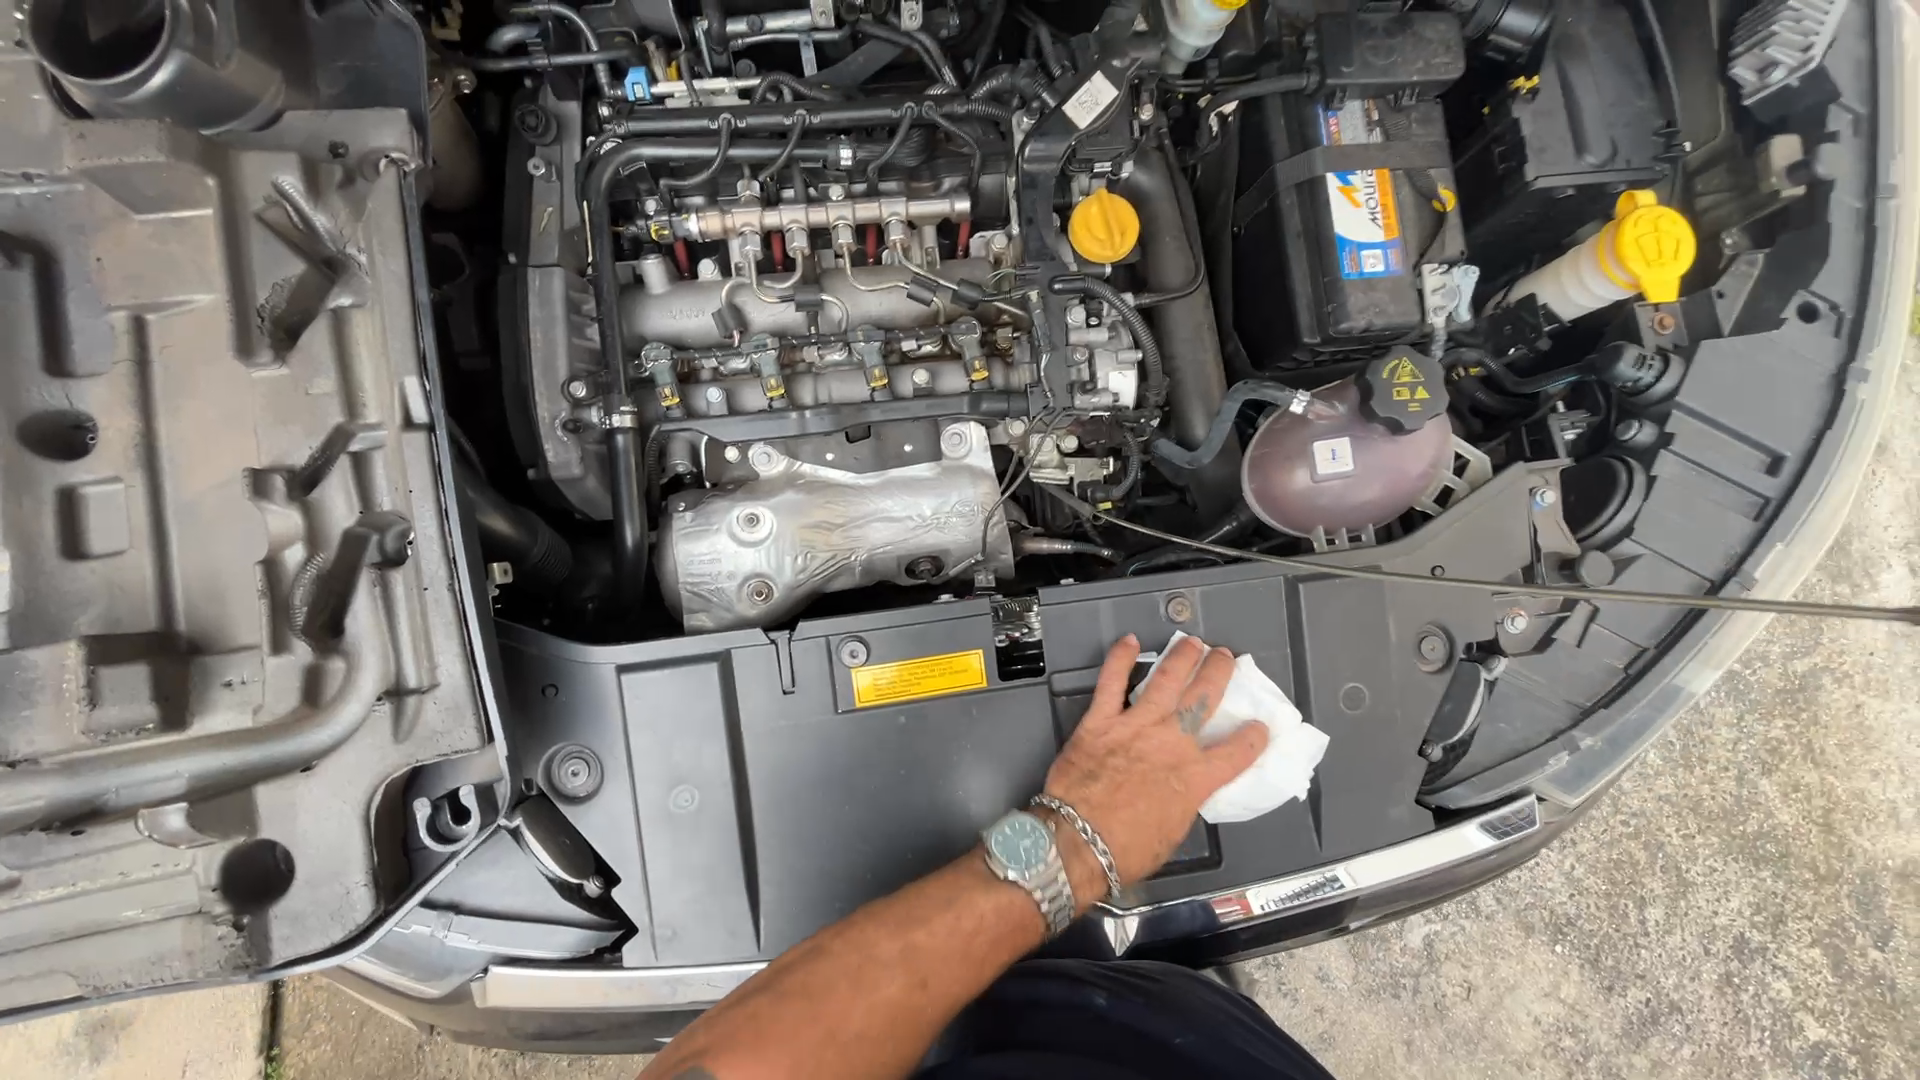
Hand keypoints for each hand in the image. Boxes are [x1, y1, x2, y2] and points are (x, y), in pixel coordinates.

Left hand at [1041, 634, 1268, 904]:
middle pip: (1204, 699)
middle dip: (1219, 673)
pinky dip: (1119, 659)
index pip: (1236, 752)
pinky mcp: (1100, 721)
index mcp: (1195, 778)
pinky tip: (1128, 642)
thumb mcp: (1174, 832)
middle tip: (1225, 657)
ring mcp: (1135, 727)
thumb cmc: (1127, 849)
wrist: (1079, 842)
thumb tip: (1182, 790)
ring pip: (1166, 681)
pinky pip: (1111, 682)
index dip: (1252, 738)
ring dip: (1182, 659)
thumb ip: (1184, 802)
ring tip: (1193, 644)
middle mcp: (1171, 744)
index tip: (1260, 727)